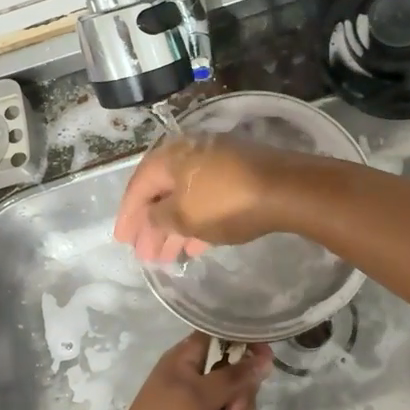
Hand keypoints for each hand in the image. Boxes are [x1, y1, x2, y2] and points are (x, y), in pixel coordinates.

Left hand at [92, 333, 273, 409]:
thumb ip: (235, 375)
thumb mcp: (202, 397)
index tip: (266, 361)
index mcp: (186, 358)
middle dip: (241, 403)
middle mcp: (192, 376)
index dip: (246, 344)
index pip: (222, 336)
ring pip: (235, 406)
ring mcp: (196, 404)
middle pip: (236, 376)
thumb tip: (265, 357)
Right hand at [113, 135, 293, 263]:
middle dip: (152, 225)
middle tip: (145, 255)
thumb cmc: (226, 203)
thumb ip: (159, 218)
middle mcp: (192, 152)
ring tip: (169, 257)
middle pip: (163, 191)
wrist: (287, 189)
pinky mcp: (243, 175)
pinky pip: (210, 199)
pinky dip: (199, 221)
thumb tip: (150, 217)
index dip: (128, 216)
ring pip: (188, 197)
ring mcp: (220, 162)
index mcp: (170, 155)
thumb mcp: (184, 216)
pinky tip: (196, 245)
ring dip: (175, 227)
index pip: (138, 186)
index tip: (122, 241)